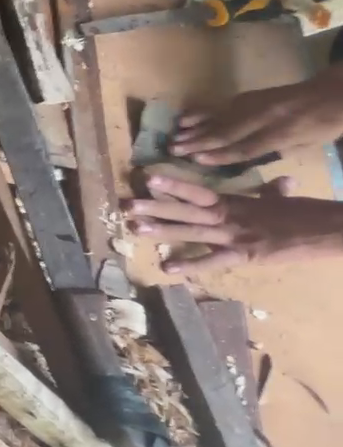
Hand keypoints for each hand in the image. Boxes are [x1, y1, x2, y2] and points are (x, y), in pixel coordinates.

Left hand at [123, 175, 342, 273]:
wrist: (339, 231)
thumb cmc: (312, 215)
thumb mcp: (287, 201)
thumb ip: (274, 193)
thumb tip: (281, 181)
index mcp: (235, 203)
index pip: (198, 192)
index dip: (173, 185)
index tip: (146, 178)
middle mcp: (229, 217)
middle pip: (186, 210)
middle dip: (155, 207)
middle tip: (124, 205)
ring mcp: (235, 236)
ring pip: (193, 231)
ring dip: (163, 230)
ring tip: (134, 228)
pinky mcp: (246, 255)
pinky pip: (214, 260)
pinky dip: (191, 264)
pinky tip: (167, 267)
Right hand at [170, 68, 342, 165]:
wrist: (336, 91)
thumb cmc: (327, 124)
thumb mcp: (311, 143)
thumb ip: (278, 150)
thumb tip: (244, 159)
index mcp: (286, 133)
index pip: (247, 147)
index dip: (221, 155)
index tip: (197, 160)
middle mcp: (266, 118)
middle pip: (227, 132)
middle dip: (198, 142)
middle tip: (173, 149)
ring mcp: (255, 104)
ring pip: (219, 118)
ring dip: (193, 128)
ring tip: (172, 137)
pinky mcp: (249, 96)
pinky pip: (220, 106)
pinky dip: (200, 113)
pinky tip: (184, 119)